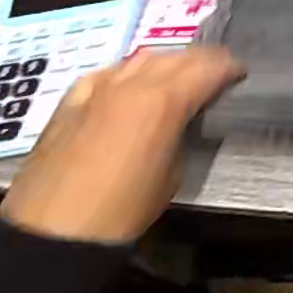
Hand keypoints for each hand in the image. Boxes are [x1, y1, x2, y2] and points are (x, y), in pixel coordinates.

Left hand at [0, 48, 244, 243]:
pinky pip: (108, 72)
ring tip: (180, 77)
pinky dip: (129, 72)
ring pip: (145, 57)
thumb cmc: (124, 209)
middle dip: (206, 61)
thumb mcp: (177, 170)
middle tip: (218, 75)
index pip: (212, 66)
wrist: (51, 236)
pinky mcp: (71, 104)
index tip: (241, 76)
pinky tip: (132, 83)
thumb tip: (188, 118)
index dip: (233, 68)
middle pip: (181, 56)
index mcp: (166, 101)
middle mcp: (133, 85)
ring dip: (170, 62)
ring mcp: (98, 91)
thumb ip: (186, 130)